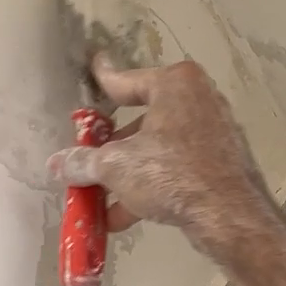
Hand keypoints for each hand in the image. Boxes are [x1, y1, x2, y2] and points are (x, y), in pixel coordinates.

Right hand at [47, 54, 278, 257]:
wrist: (228, 215)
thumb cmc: (170, 174)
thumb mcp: (116, 166)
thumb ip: (84, 162)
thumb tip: (57, 164)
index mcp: (176, 84)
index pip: (129, 81)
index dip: (106, 80)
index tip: (96, 68)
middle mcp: (201, 100)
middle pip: (145, 121)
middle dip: (115, 149)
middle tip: (91, 163)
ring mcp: (217, 133)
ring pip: (160, 151)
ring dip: (130, 176)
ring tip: (101, 203)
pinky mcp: (224, 164)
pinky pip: (179, 169)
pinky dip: (155, 187)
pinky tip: (126, 216)